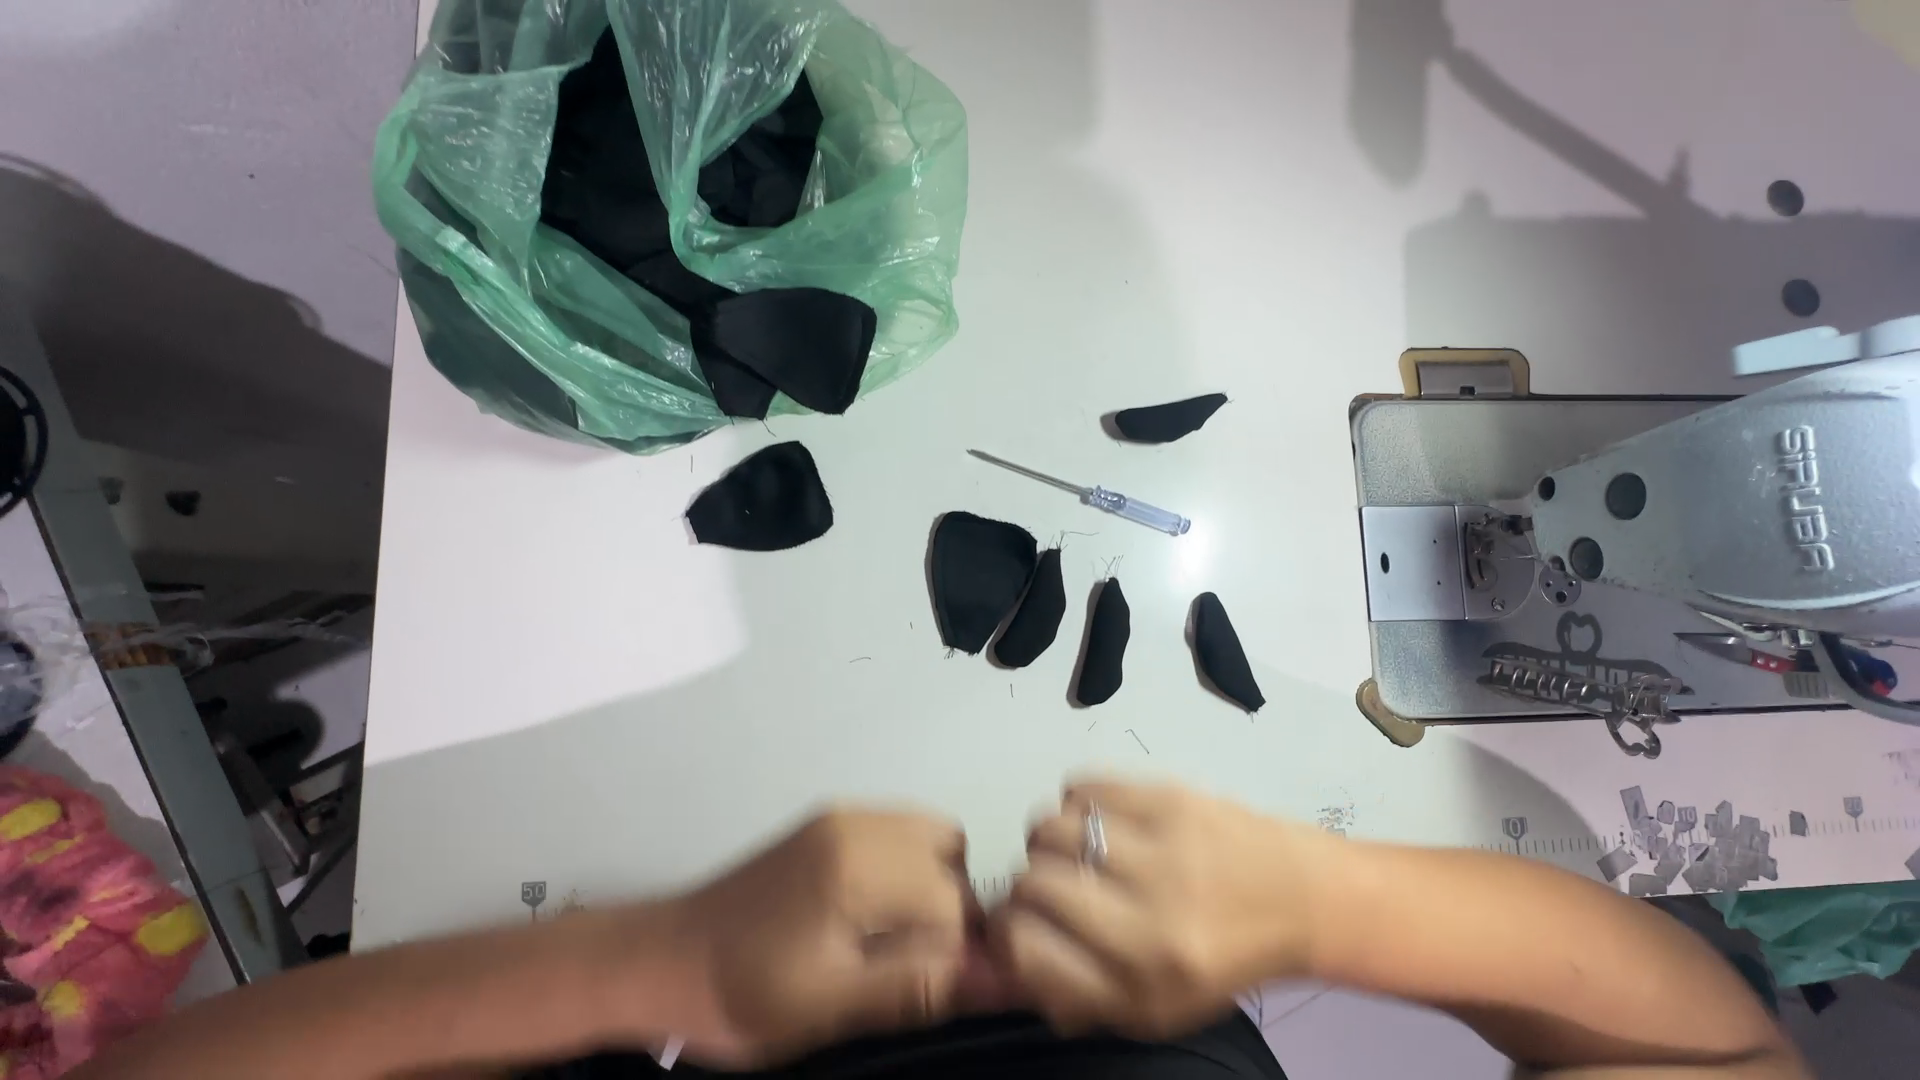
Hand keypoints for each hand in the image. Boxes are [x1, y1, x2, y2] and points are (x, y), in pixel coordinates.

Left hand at [664, 809, 1003, 1066]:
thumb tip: (999, 975)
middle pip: (952, 853)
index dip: (959, 951)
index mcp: (857, 865)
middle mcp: (856, 823)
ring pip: (930, 834)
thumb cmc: (742, 992)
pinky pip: (898, 830)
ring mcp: (841, 816)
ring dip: (934, 884)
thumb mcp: (828, 1007)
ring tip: (895, 938)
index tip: (934, 988)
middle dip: (951, 910)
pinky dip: (908, 867)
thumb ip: (915, 986)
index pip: (954, 900)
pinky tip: (874, 913)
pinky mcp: (827, 823)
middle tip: (912, 962)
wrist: (661, 959)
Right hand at [993, 780, 1344, 1038]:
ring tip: (1072, 848)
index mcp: (1141, 983)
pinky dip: (1074, 803)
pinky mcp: (1169, 798)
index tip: (1021, 922)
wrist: (1299, 898)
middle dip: (1027, 883)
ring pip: (1050, 828)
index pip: (1027, 948)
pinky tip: (1097, 819)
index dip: (1009, 931)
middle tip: (1049, 883)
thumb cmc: (1219, 957)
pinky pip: (1082, 787)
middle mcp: (1147, 921)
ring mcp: (1160, 852)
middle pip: (1032, 882)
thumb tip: (1002, 955)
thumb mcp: (1151, 1004)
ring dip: (1046, 840)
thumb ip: (1072, 989)